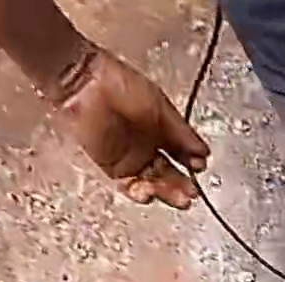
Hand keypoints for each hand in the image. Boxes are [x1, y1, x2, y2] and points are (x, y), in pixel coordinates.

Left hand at [55, 47, 209, 208]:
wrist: (80, 81)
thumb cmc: (117, 84)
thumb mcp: (160, 107)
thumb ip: (183, 133)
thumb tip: (204, 153)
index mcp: (162, 134)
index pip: (185, 159)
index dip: (193, 165)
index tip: (198, 166)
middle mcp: (148, 149)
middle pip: (172, 178)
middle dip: (183, 188)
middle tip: (191, 193)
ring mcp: (131, 160)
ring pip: (156, 186)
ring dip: (168, 194)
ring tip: (178, 198)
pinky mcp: (113, 168)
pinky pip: (131, 188)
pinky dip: (142, 194)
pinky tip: (149, 192)